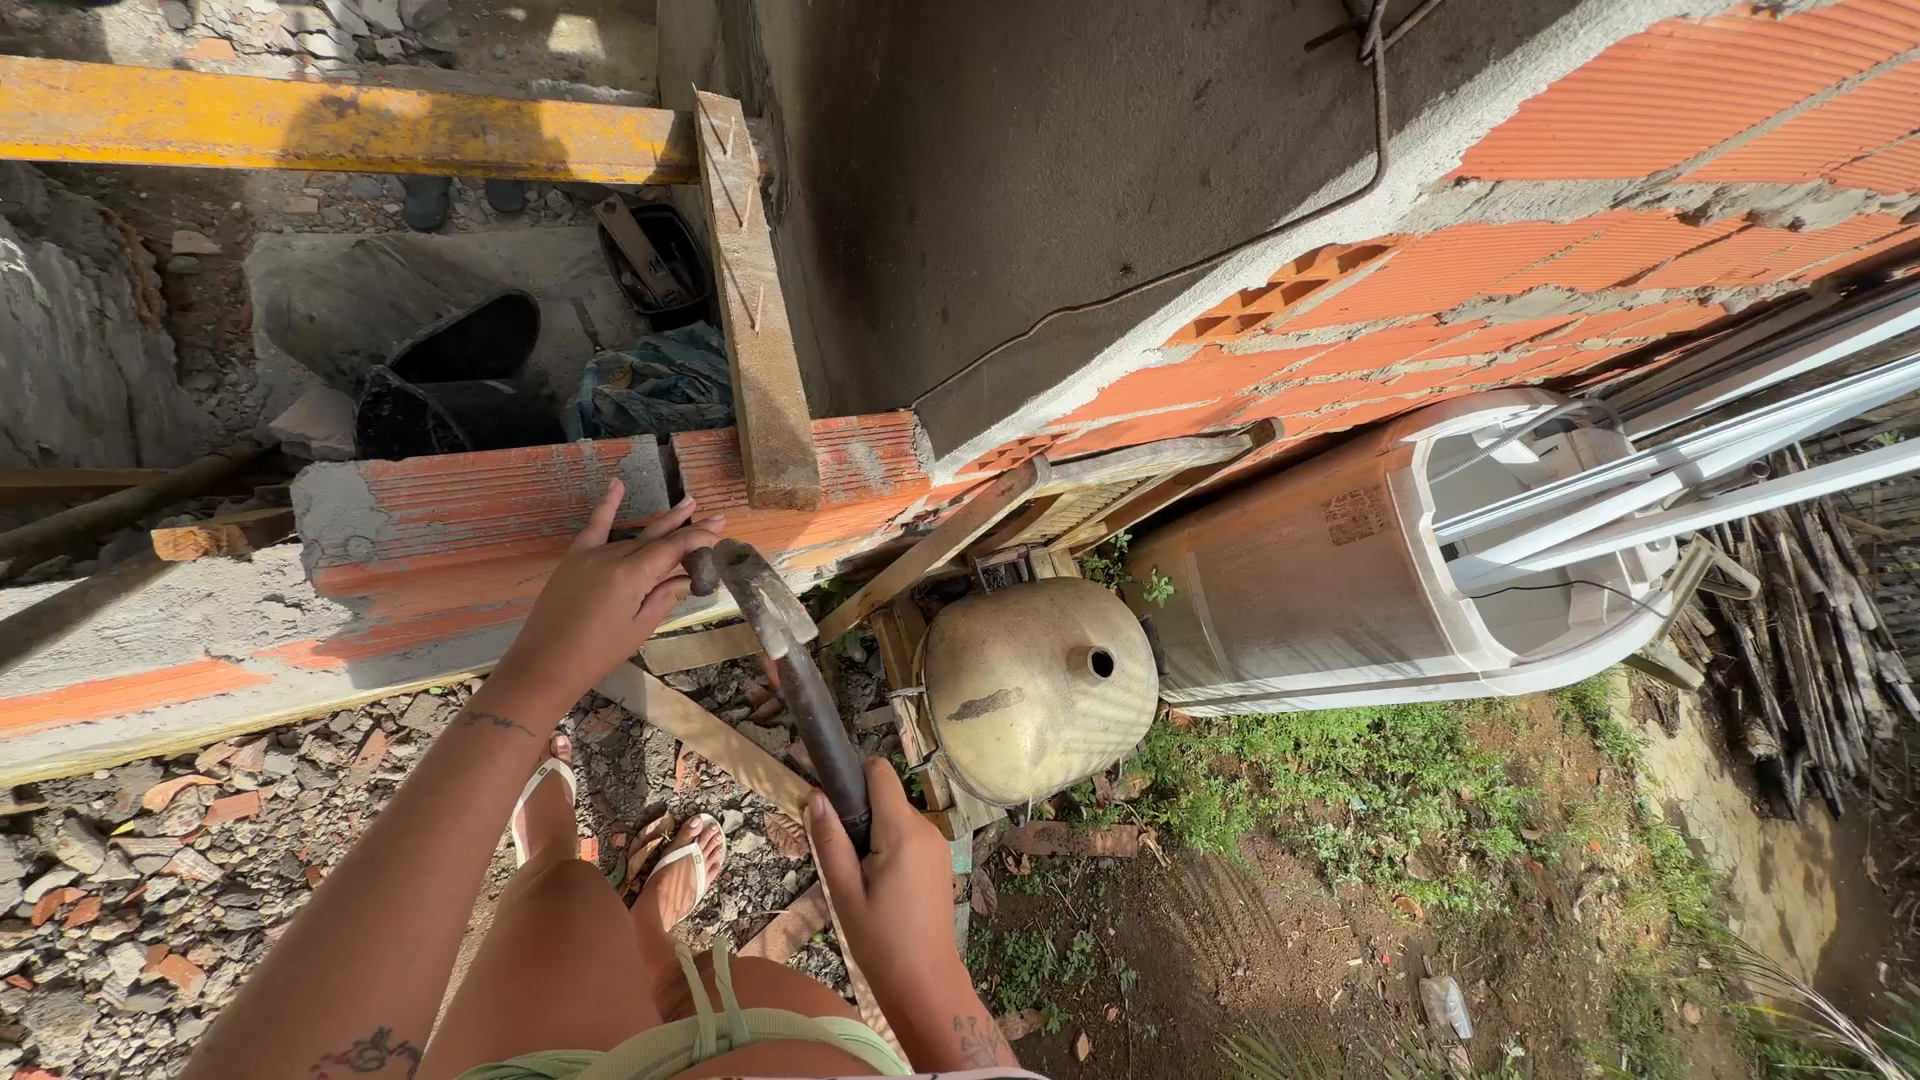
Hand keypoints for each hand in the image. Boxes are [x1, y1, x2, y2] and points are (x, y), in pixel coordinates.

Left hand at [492, 480, 722, 698]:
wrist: (544, 663)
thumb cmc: (598, 653)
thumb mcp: (640, 627)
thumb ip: (665, 596)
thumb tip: (687, 578)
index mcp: (632, 575)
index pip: (673, 548)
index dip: (699, 539)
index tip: (720, 533)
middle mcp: (612, 556)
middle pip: (658, 536)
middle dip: (689, 525)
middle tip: (717, 515)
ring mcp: (591, 554)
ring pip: (634, 536)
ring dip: (662, 523)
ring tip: (687, 504)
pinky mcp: (574, 558)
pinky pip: (594, 526)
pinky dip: (607, 504)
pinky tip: (617, 484)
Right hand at [810, 759, 965, 998]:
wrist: (925, 982)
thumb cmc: (879, 941)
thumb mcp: (844, 892)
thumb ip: (830, 840)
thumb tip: (817, 796)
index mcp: (903, 831)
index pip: (881, 773)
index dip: (855, 777)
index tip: (834, 805)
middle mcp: (927, 828)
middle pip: (887, 798)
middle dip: (862, 816)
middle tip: (844, 861)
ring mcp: (938, 844)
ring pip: (897, 818)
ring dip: (876, 834)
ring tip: (862, 880)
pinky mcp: (941, 859)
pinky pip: (911, 836)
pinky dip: (892, 847)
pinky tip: (882, 885)